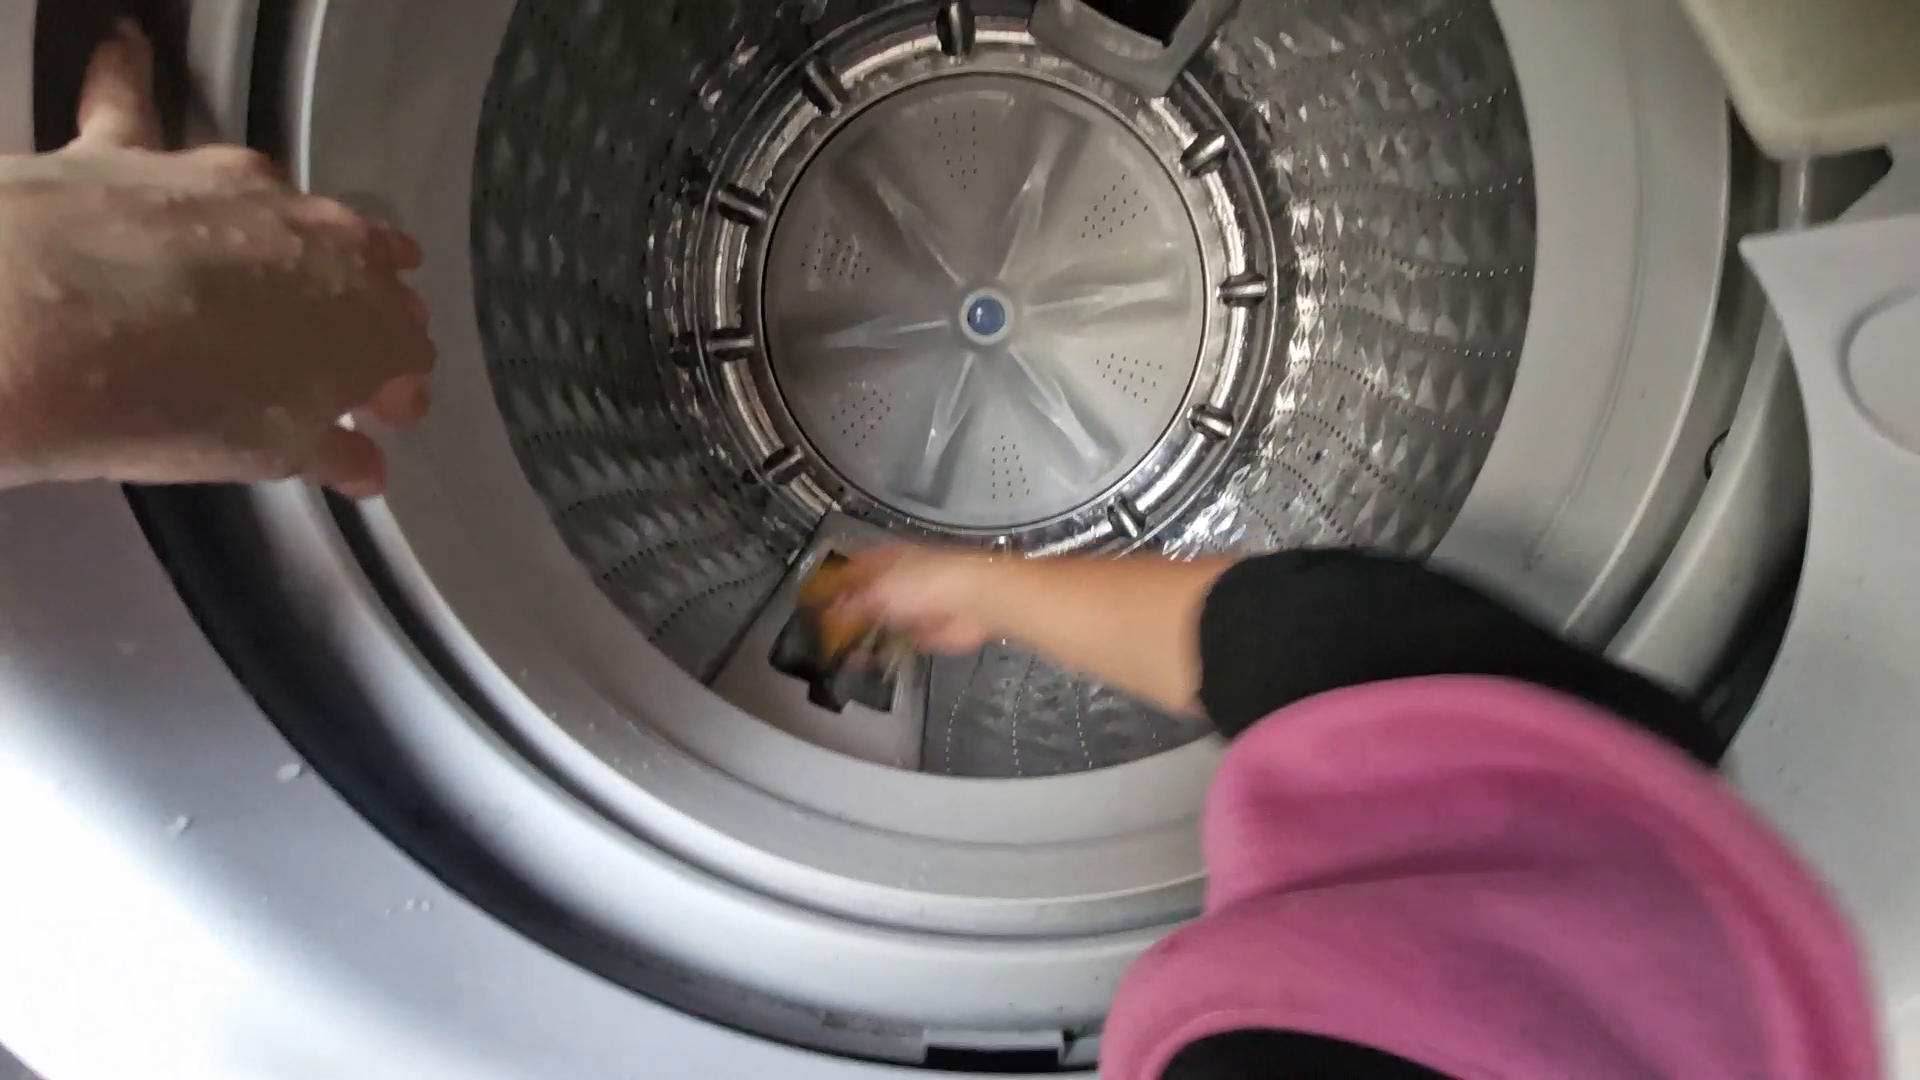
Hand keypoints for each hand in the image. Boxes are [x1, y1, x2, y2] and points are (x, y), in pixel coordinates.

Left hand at [0, 21, 434, 496]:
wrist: (23, 333)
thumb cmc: (186, 406)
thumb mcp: (278, 454)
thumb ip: (337, 454)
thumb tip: (365, 468)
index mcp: (381, 324)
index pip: (413, 356)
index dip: (396, 390)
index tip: (375, 417)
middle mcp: (337, 248)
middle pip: (381, 274)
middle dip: (374, 309)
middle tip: (340, 348)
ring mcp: (244, 192)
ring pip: (304, 204)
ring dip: (313, 232)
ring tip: (296, 256)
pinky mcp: (139, 154)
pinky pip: (133, 104)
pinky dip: (131, 81)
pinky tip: (128, 46)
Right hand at [832, 546, 1001, 653]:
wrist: (974, 601)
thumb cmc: (933, 581)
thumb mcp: (882, 588)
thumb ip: (855, 600)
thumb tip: (832, 608)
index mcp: (888, 560)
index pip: (854, 567)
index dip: (834, 580)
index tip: (815, 595)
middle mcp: (899, 582)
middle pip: (865, 597)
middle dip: (845, 611)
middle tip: (822, 626)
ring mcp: (912, 607)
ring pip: (879, 622)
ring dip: (860, 634)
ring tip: (835, 647)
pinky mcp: (923, 633)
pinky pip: (895, 644)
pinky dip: (879, 653)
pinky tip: (862, 661)